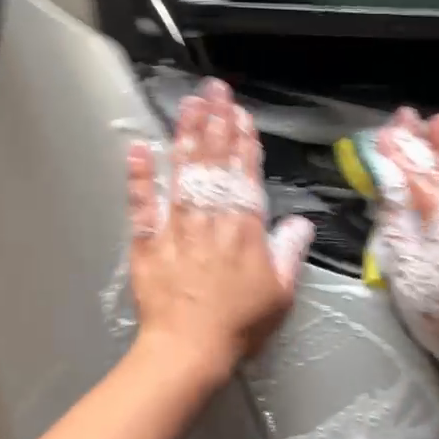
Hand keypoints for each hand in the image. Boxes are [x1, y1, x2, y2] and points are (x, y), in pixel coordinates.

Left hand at [125, 79, 313, 381]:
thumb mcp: (280, 294)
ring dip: (185, 135)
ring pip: (182, 174)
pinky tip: (138, 147)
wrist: (188, 349)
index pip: (244, 175)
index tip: (240, 113)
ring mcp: (176, 228)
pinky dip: (139, 175)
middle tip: (214, 89)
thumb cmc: (239, 326)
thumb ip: (289, 253)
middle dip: (215, 123)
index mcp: (244, 230)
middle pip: (213, 164)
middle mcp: (210, 220)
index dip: (243, 142)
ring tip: (188, 103)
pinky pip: (142, 204)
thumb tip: (300, 222)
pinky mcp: (146, 242)